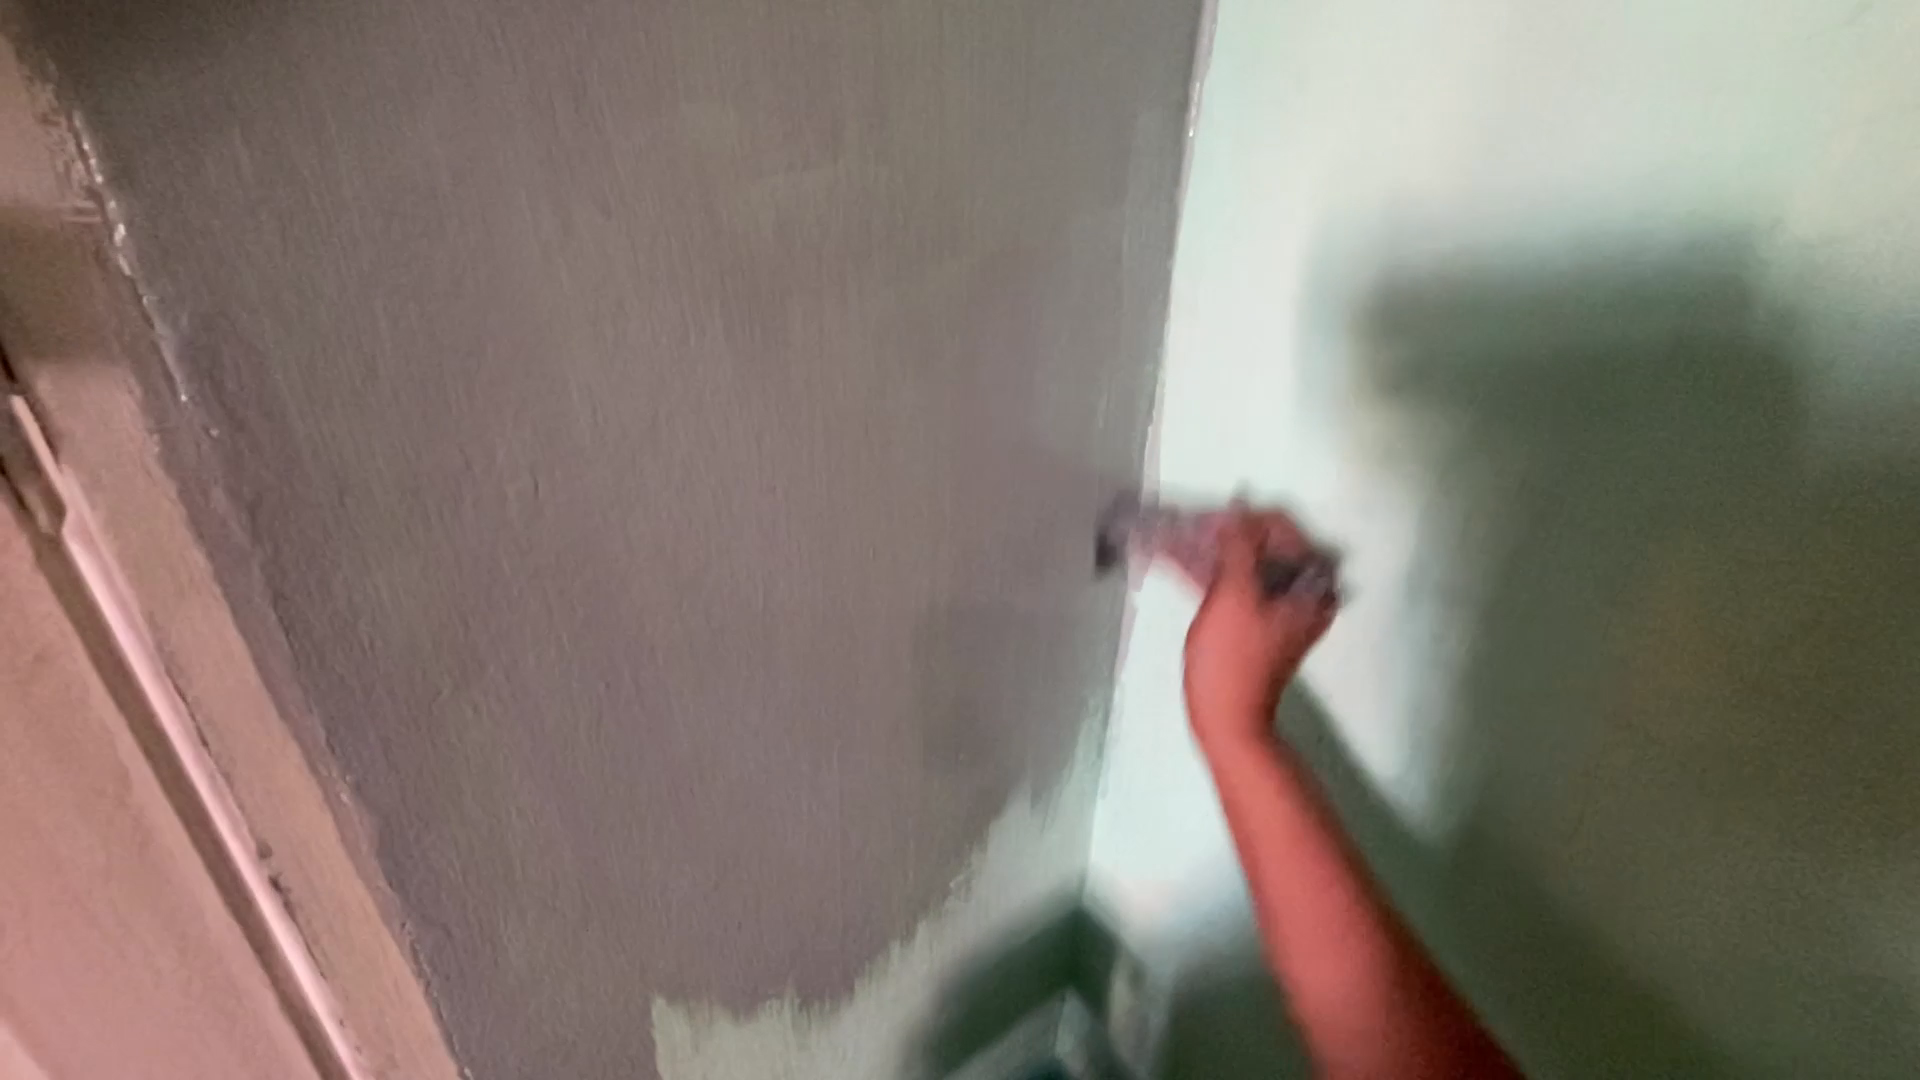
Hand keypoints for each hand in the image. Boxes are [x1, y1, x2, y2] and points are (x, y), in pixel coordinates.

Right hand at [1180, 507, 1338, 747]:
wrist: (1226, 716)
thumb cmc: (1232, 658)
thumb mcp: (1235, 595)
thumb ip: (1239, 544)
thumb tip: (1240, 503)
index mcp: (1310, 583)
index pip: (1280, 528)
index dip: (1241, 518)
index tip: (1202, 520)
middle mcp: (1299, 589)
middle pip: (1257, 544)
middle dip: (1216, 533)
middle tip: (1181, 526)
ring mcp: (1274, 604)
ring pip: (1237, 563)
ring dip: (1203, 550)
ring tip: (1166, 535)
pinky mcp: (1249, 617)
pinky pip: (1228, 584)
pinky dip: (1202, 572)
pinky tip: (1170, 557)